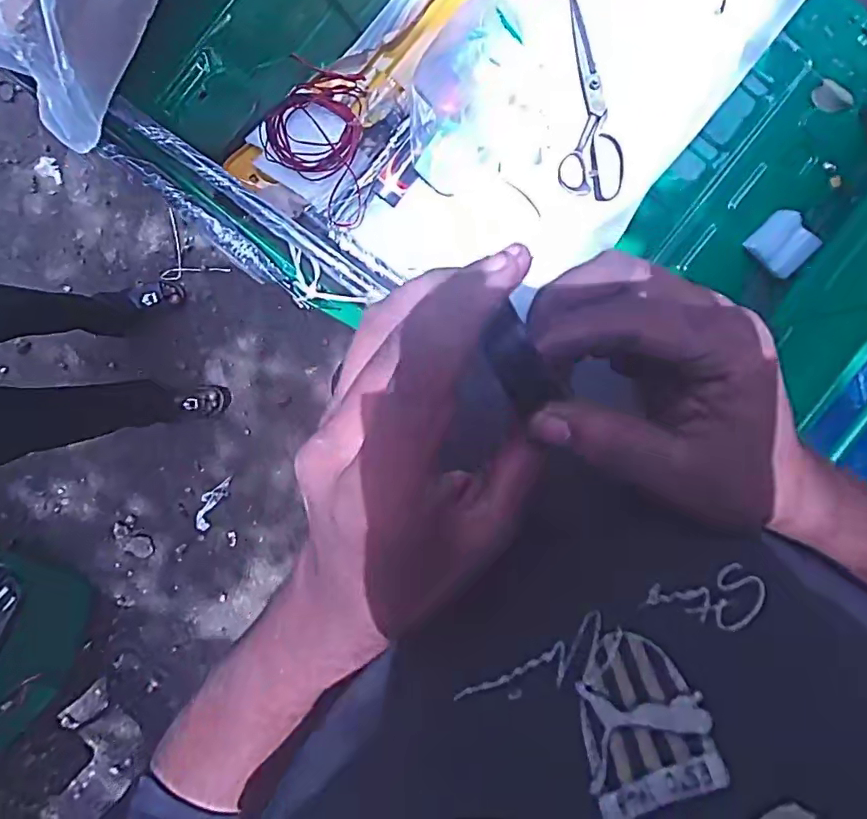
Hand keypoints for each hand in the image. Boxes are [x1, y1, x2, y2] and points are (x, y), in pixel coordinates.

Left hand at [153, 247, 547, 811]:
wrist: (332, 604)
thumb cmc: (410, 582)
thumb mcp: (482, 537)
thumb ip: (516, 464)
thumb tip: (543, 397)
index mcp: (384, 464)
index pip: (423, 360)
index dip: (467, 304)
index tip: (511, 264)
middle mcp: (342, 427)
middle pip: (391, 329)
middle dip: (453, 285)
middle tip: (505, 262)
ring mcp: (323, 415)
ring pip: (371, 328)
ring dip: (427, 291)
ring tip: (479, 277)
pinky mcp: (323, 409)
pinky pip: (365, 345)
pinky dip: (408, 314)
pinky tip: (442, 309)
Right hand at [525, 251, 866, 640]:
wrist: (785, 483)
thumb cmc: (740, 484)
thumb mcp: (676, 476)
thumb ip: (609, 443)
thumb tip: (537, 418)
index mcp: (727, 344)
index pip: (640, 315)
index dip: (578, 329)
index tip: (531, 355)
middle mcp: (716, 309)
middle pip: (627, 275)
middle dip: (568, 301)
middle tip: (527, 344)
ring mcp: (701, 305)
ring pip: (622, 273)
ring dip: (575, 299)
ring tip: (542, 342)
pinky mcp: (683, 313)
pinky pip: (626, 291)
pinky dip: (589, 310)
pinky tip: (571, 347)